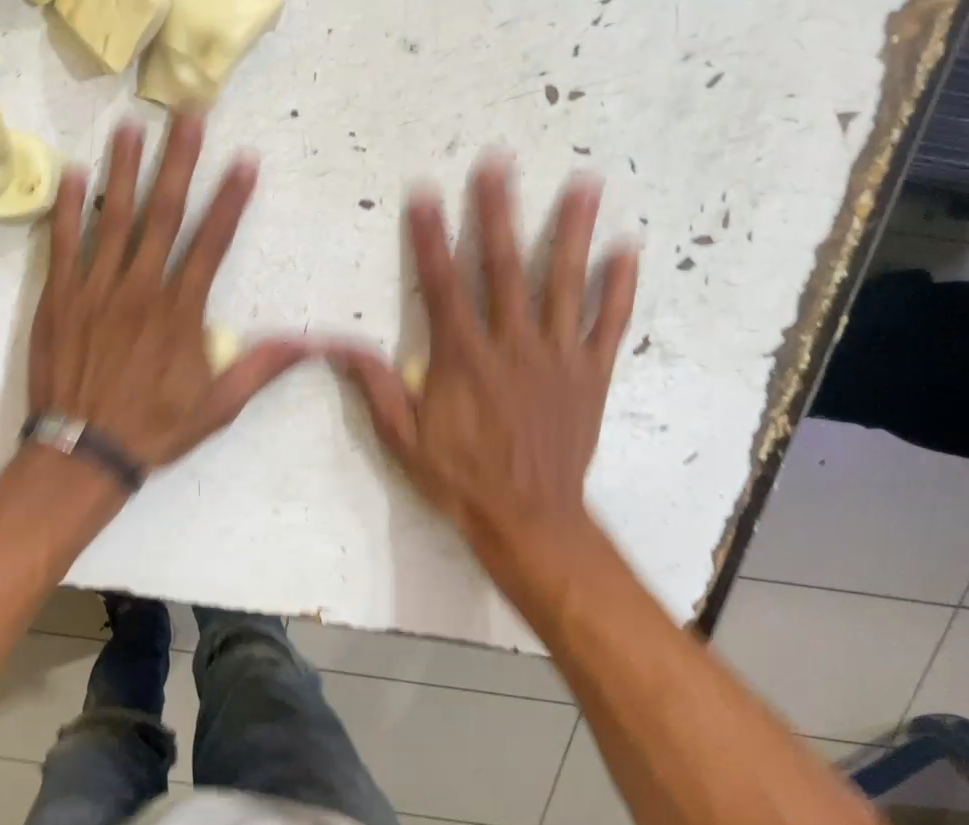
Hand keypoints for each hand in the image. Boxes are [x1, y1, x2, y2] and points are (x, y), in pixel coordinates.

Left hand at [29, 112, 313, 475]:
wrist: (83, 451)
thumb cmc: (153, 430)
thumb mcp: (217, 408)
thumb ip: (260, 367)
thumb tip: (314, 344)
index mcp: (180, 312)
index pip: (211, 243)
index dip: (230, 201)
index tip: (243, 161)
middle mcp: (139, 289)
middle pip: (162, 215)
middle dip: (178, 162)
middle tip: (188, 115)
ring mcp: (95, 290)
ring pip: (112, 219)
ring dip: (124, 170)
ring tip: (130, 126)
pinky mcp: (59, 299)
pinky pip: (63, 245)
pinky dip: (68, 209)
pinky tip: (74, 175)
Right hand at [330, 157, 638, 565]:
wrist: (526, 517)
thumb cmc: (458, 481)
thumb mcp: (403, 441)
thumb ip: (378, 388)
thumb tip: (341, 346)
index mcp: (462, 360)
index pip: (441, 287)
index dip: (429, 239)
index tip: (424, 195)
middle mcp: (512, 346)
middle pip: (503, 269)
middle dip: (497, 214)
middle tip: (498, 164)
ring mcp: (557, 357)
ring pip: (566, 283)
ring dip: (573, 231)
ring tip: (583, 183)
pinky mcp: (590, 375)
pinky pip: (609, 324)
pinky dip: (619, 288)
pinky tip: (627, 252)